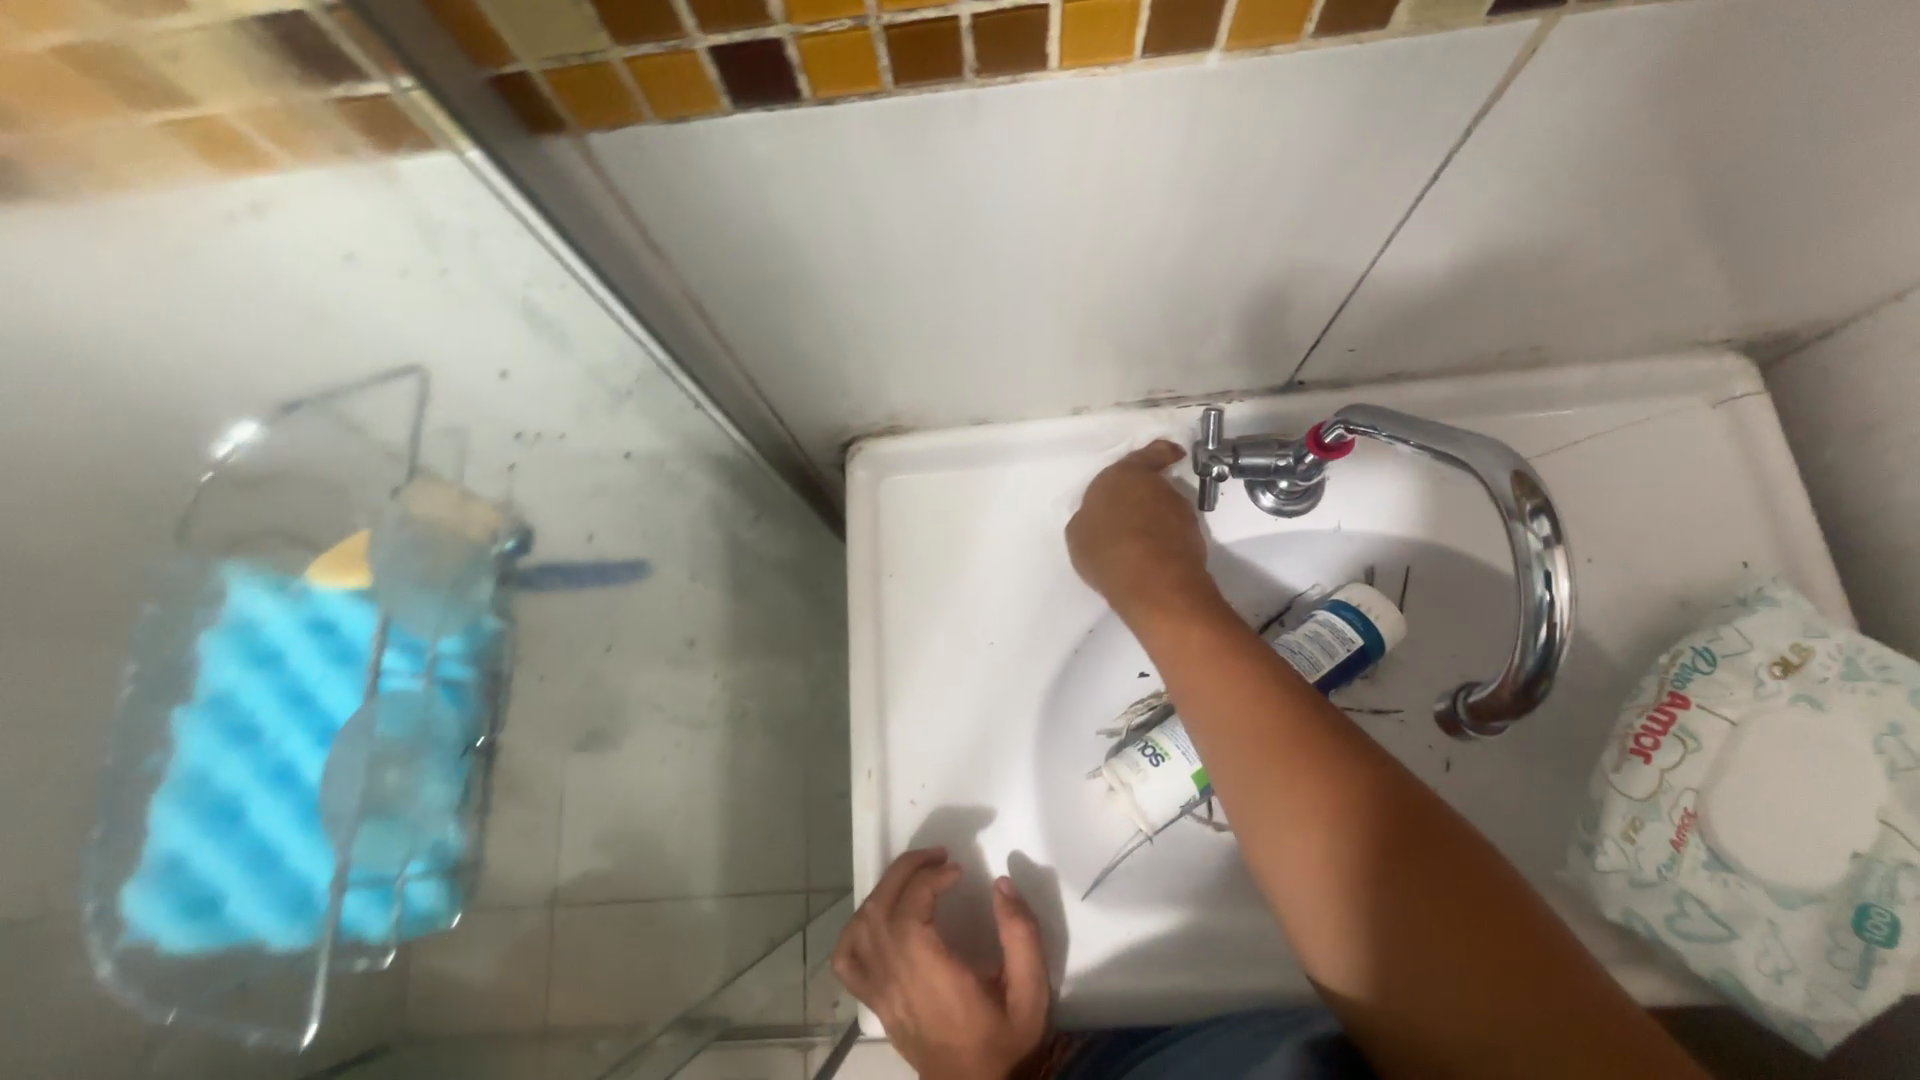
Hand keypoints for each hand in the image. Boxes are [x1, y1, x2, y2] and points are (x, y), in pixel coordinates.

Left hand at [833, 849, 1049, 1079]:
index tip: (958, 870)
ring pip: (861, 926)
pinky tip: (881, 915)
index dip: (929, 879)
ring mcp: (879, 992)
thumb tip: (1002, 885)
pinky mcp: (875, 1001)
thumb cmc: (1005, 1042)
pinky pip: (847, 958)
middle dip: (907, 870)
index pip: (909, 912)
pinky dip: (856, 928)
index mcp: (931, 978)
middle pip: (880, 909)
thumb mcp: (1031, 993)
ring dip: (885, 890)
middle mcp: (896, 981)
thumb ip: (1022, 936)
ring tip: (917, 876)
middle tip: (939, 856)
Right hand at [1066, 441, 1217, 621]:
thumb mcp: (1079, 534)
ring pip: (1166, 509)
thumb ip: (1091, 517)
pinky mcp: (1195, 534)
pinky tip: (1152, 558)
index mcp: (1120, 476)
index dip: (1157, 454)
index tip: (1170, 454)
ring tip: (1140, 544)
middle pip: (1153, 486)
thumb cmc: (1105, 550)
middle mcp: (1154, 486)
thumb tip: (1099, 518)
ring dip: (1156, 520)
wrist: (1152, 580)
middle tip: (1132, 517)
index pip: (1144, 456)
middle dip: (1146, 497)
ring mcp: (1179, 510)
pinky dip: (1167, 540)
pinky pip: (1176, 532)